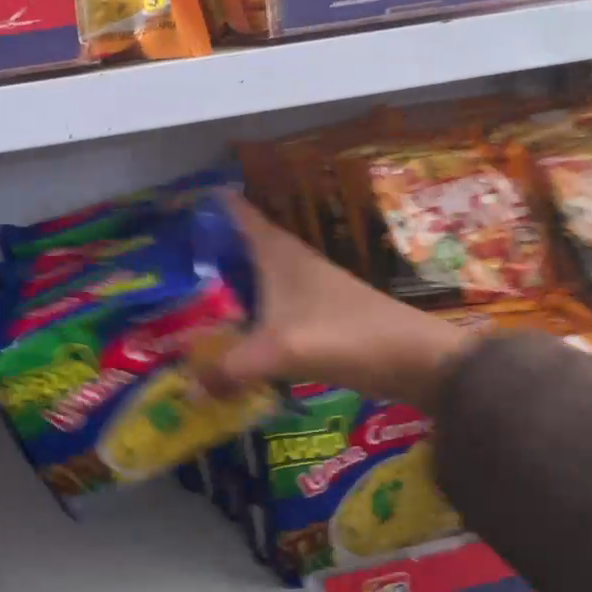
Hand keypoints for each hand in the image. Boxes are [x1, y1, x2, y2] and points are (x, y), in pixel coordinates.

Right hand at [199, 190, 475, 412]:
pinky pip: (269, 303)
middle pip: (239, 243)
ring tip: (189, 295)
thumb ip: (232, 367)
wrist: (422, 362)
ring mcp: (306, 287)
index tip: (178, 202)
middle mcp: (289, 261)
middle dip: (207, 247)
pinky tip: (232, 330)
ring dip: (227, 280)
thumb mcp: (281, 350)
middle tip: (169, 257)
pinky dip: (247, 308)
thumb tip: (187, 389)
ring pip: (254, 274)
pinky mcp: (318, 314)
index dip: (209, 203)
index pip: (237, 212)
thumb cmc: (348, 335)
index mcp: (277, 251)